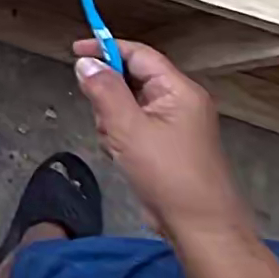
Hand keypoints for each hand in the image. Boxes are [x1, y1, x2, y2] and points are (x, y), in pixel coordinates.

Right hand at [71, 39, 252, 243]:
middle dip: (110, 96)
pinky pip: (137, 126)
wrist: (201, 228)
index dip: (107, 48)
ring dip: (114, 121)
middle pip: (133, 79)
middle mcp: (180, 101)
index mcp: (177, 89)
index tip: (76, 50)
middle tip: (103, 119)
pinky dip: (123, 136)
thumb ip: (104, 91)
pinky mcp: (169, 145)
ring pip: (130, 105)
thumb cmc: (170, 177)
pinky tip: (123, 157)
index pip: (138, 54)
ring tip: (118, 146)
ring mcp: (176, 124)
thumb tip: (86, 63)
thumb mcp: (128, 129)